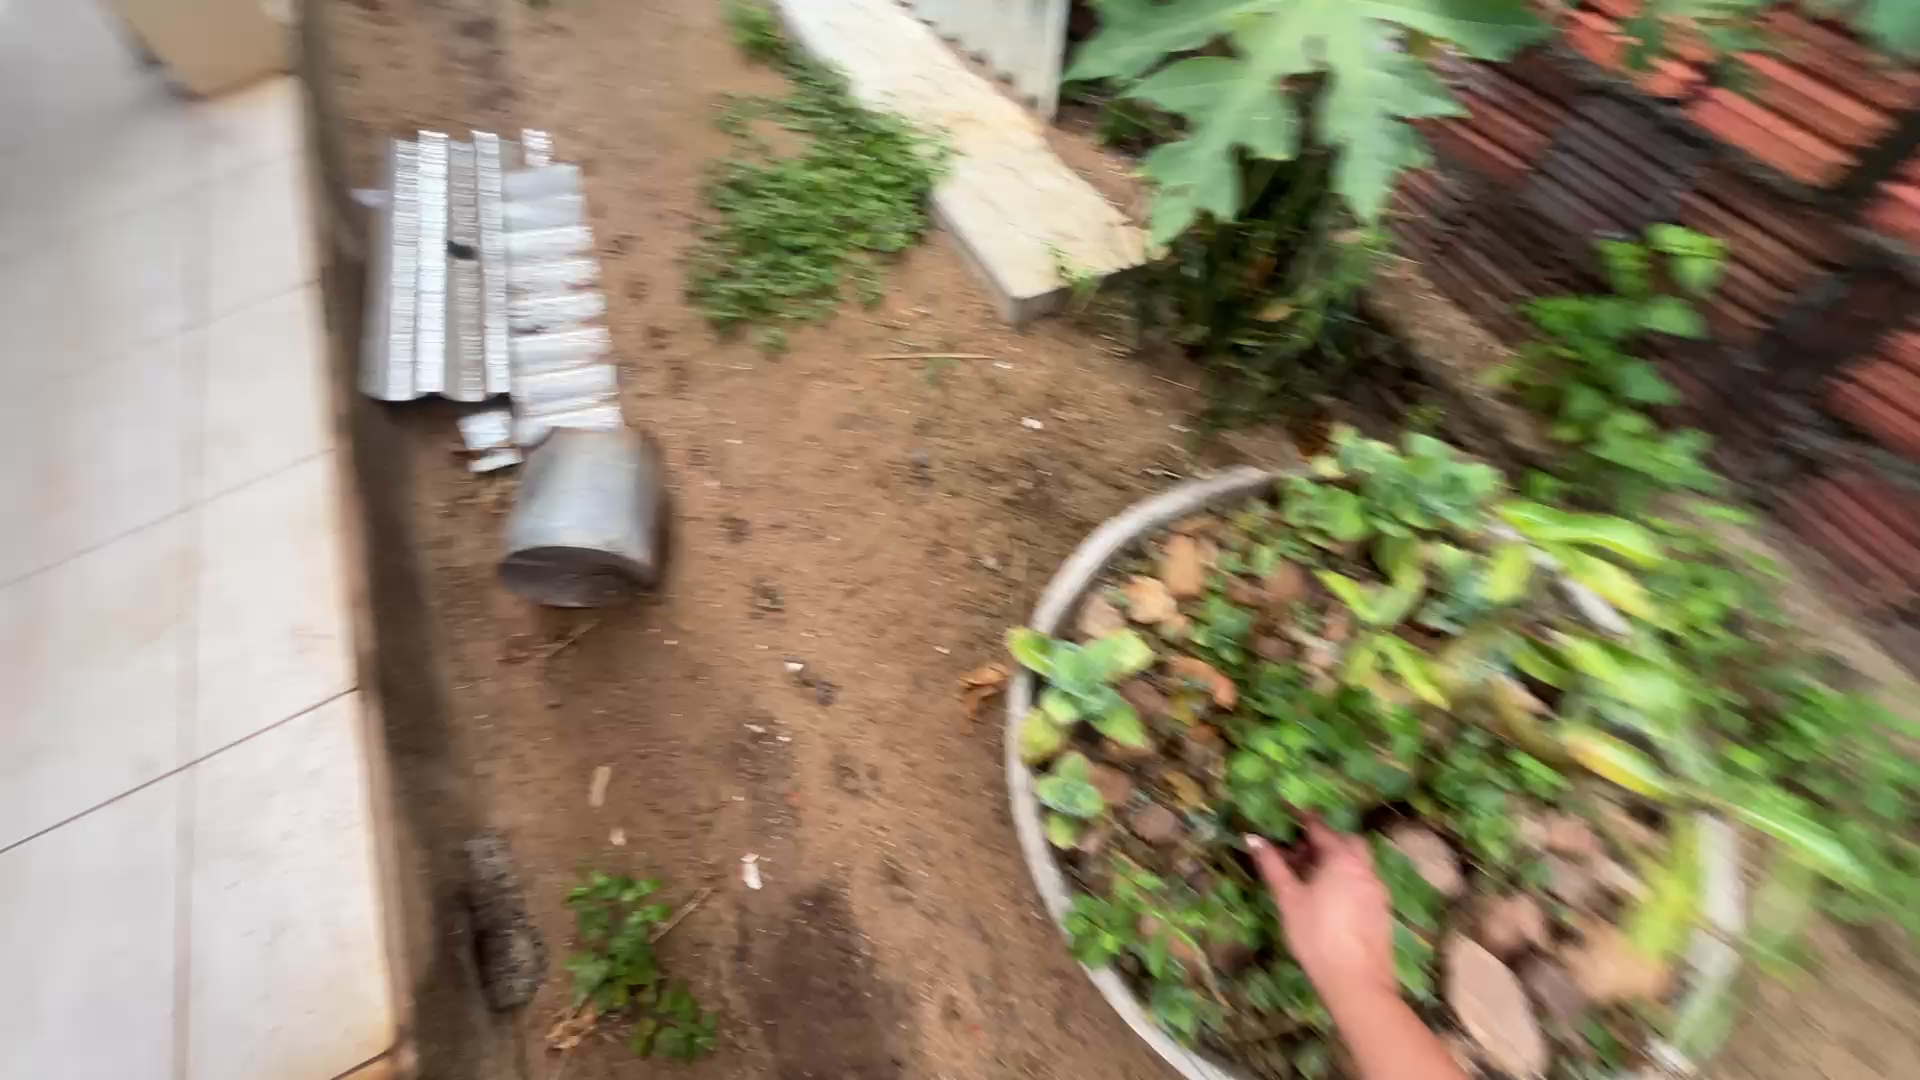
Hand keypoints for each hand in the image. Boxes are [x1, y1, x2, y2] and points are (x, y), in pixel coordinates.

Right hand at [1246, 819, 1395, 1013]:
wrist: (1357, 984)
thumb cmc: (1317, 934)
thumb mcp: (1288, 897)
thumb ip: (1272, 865)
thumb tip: (1253, 838)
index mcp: (1342, 859)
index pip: (1321, 829)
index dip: (1303, 819)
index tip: (1288, 812)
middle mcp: (1364, 869)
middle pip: (1348, 842)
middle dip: (1327, 839)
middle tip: (1302, 847)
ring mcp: (1377, 891)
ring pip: (1358, 863)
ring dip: (1337, 859)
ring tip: (1311, 873)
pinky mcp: (1382, 912)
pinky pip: (1363, 882)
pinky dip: (1346, 878)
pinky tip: (1329, 897)